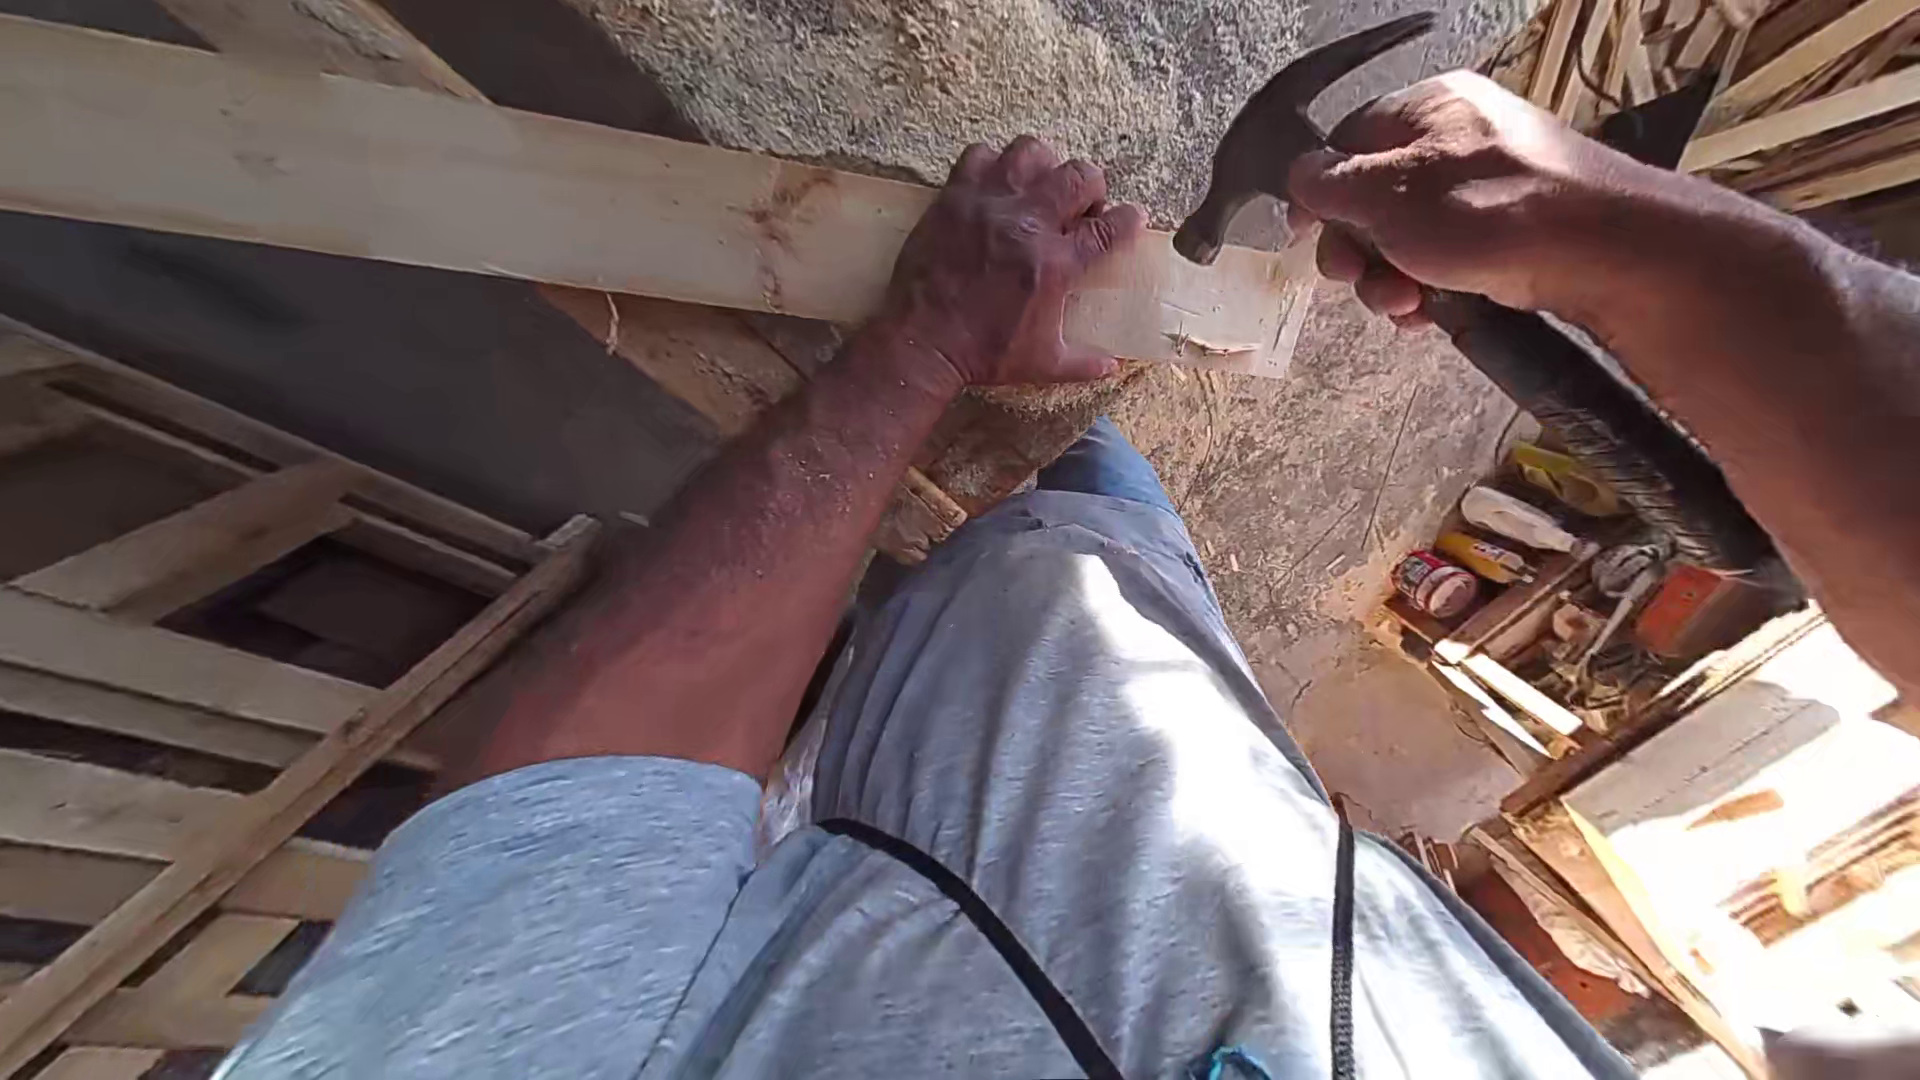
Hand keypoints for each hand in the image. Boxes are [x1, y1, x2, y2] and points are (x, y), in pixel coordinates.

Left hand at [878, 136, 1145, 386]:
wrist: (924, 343)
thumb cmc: (984, 356)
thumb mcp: (1041, 364)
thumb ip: (1081, 363)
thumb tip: (1112, 368)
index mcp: (1055, 266)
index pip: (1108, 229)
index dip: (1129, 220)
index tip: (1132, 219)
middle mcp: (1027, 225)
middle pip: (1078, 176)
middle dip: (1090, 188)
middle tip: (1079, 208)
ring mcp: (989, 206)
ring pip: (1031, 152)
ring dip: (1043, 167)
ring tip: (1036, 189)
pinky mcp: (954, 199)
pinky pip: (979, 156)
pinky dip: (991, 165)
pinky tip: (993, 189)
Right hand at [1286, 71, 1669, 325]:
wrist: (1594, 254)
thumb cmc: (1486, 213)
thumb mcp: (1387, 192)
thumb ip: (1330, 182)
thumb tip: (1296, 173)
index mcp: (1425, 111)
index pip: (1342, 144)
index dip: (1315, 193)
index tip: (1302, 235)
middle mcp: (1446, 144)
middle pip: (1361, 204)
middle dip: (1354, 254)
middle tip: (1355, 276)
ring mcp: (1467, 191)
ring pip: (1390, 242)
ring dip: (1383, 281)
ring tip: (1404, 301)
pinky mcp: (1485, 233)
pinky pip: (1425, 261)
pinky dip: (1416, 290)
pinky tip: (1424, 308)